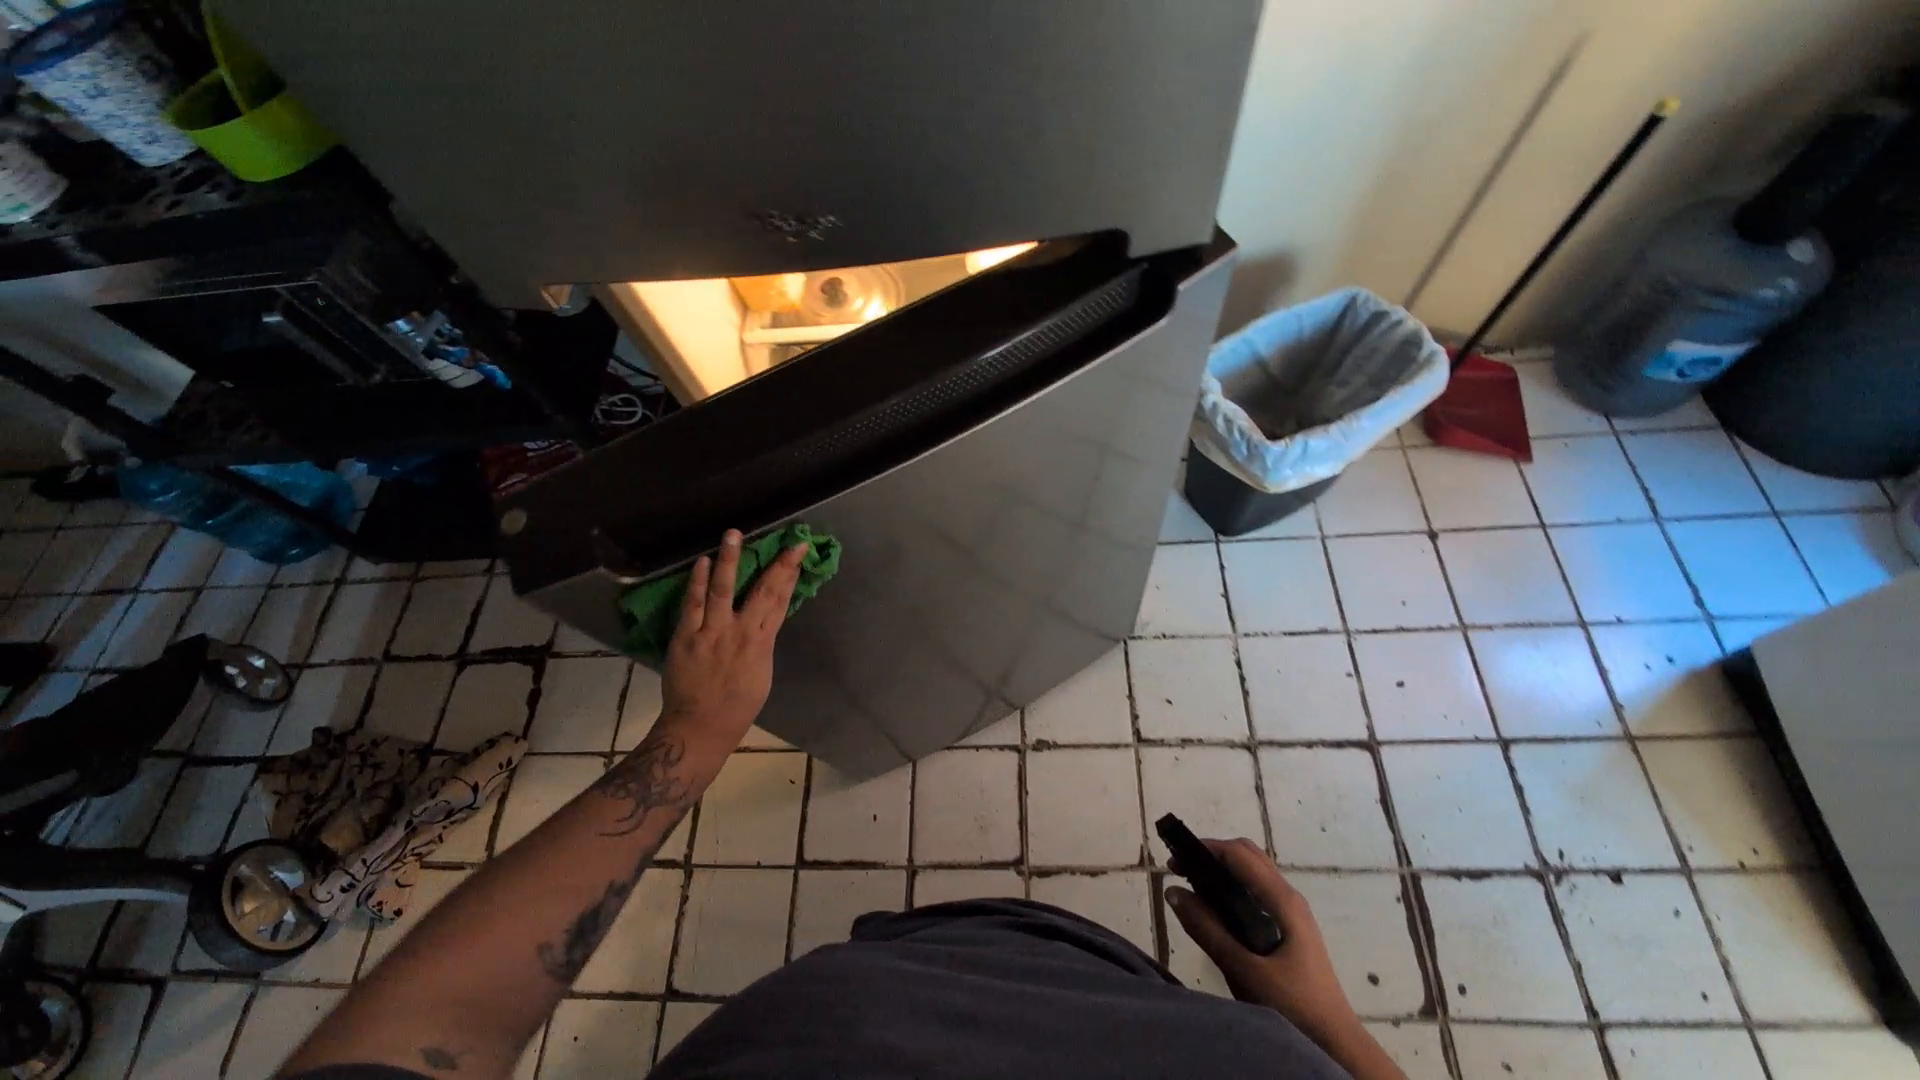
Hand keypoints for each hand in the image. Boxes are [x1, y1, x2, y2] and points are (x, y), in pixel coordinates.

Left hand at [658, 529, 808, 747]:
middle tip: (790, 542)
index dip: (790, 576)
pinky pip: (693, 604)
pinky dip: (697, 582)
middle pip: (763, 591)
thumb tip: (764, 619)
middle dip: (778, 564)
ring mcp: (713, 632)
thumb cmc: (737, 706)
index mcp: (762, 643)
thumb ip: (762, 643)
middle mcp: (741, 632)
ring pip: (723, 589)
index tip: (798, 554)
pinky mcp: (687, 636)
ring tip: (733, 534)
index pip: (780, 601)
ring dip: (729, 559)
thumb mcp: (762, 674)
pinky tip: (701, 561)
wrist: (702, 726)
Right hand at [1166, 838, 1361, 1048]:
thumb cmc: (1292, 1006)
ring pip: (1253, 872)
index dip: (1205, 849)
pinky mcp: (1290, 928)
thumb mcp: (1243, 970)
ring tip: (1193, 890)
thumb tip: (1173, 891)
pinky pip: (1257, 892)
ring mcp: (1292, 912)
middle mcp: (1289, 898)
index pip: (1239, 854)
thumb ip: (1207, 930)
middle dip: (1212, 854)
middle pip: (1248, 855)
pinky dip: (1233, 887)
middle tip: (1181, 873)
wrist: (1335, 1043)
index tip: (1174, 862)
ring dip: (1222, 870)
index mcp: (1283, 901)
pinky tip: (1217, 912)